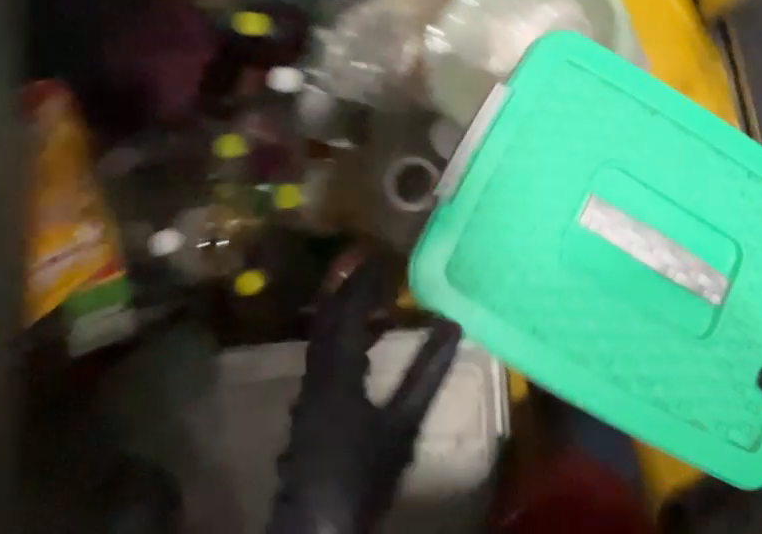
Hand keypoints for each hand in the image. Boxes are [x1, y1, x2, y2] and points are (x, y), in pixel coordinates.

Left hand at [264, 254, 461, 533]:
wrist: (317, 522)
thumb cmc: (363, 471)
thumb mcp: (403, 422)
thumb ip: (427, 372)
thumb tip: (452, 323)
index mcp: (337, 368)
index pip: (348, 308)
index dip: (366, 279)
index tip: (387, 254)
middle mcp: (316, 371)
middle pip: (328, 316)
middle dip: (351, 287)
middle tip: (377, 265)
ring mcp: (309, 391)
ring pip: (323, 336)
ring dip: (347, 312)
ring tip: (377, 298)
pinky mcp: (310, 408)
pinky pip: (325, 354)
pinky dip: (345, 337)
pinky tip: (366, 347)